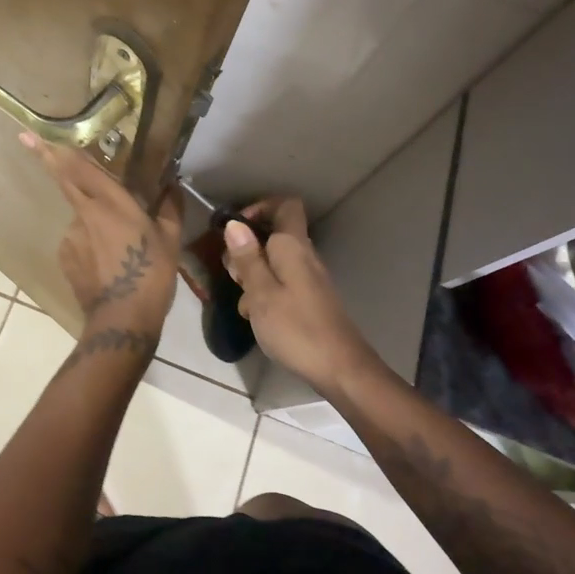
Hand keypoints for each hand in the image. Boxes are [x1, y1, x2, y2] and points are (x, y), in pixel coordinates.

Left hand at [22, 132, 180, 336]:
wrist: (122, 319)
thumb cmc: (151, 274)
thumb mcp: (170, 239)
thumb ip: (169, 207)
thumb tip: (172, 185)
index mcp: (111, 202)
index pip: (77, 167)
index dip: (53, 148)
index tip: (28, 135)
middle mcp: (84, 213)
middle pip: (65, 180)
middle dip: (47, 160)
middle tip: (31, 142)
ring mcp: (70, 236)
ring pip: (80, 215)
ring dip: (93, 220)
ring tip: (116, 246)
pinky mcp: (64, 257)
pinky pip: (77, 239)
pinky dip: (89, 243)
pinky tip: (105, 262)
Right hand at [223, 196, 381, 394]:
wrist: (341, 368)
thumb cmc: (296, 328)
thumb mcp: (261, 293)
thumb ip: (248, 258)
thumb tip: (234, 224)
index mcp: (293, 246)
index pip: (285, 204)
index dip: (259, 208)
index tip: (235, 229)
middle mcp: (304, 255)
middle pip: (274, 234)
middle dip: (247, 248)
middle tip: (233, 273)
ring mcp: (309, 278)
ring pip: (274, 262)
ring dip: (253, 274)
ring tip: (242, 301)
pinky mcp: (310, 299)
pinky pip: (282, 283)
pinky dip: (265, 292)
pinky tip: (256, 317)